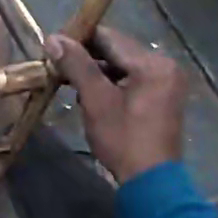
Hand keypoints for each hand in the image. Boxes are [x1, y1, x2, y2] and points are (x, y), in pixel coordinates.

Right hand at [46, 25, 188, 182]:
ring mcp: (165, 82)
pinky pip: (130, 79)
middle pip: (117, 50)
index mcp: (152, 64)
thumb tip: (52, 39)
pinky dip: (108, 83)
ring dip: (94, 71)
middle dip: (85, 56)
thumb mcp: (96, 100)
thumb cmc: (123, 138)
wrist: (150, 179)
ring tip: (66, 81)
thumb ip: (77, 66)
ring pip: (121, 65)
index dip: (78, 39)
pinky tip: (88, 94)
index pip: (109, 38)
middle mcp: (164, 66)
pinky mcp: (161, 97)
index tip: (51, 48)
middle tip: (55, 66)